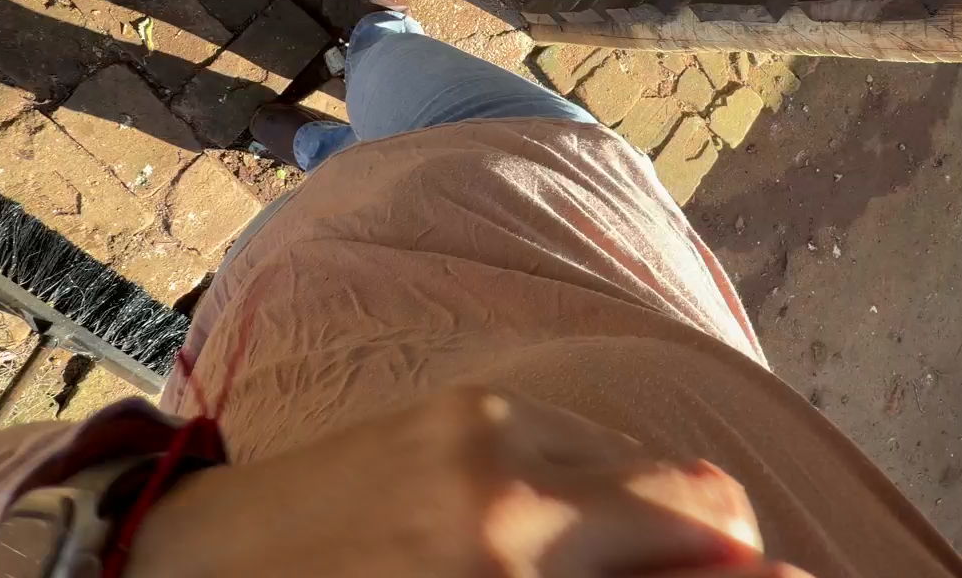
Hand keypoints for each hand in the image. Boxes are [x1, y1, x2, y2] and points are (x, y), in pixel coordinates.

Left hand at [121, 386, 812, 577]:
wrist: (209, 563)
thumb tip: (714, 570)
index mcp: (512, 561)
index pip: (696, 543)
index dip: (752, 574)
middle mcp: (518, 481)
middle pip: (701, 492)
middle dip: (725, 546)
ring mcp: (494, 425)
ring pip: (641, 458)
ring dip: (652, 515)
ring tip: (599, 563)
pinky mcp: (470, 400)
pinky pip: (580, 438)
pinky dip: (594, 485)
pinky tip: (547, 526)